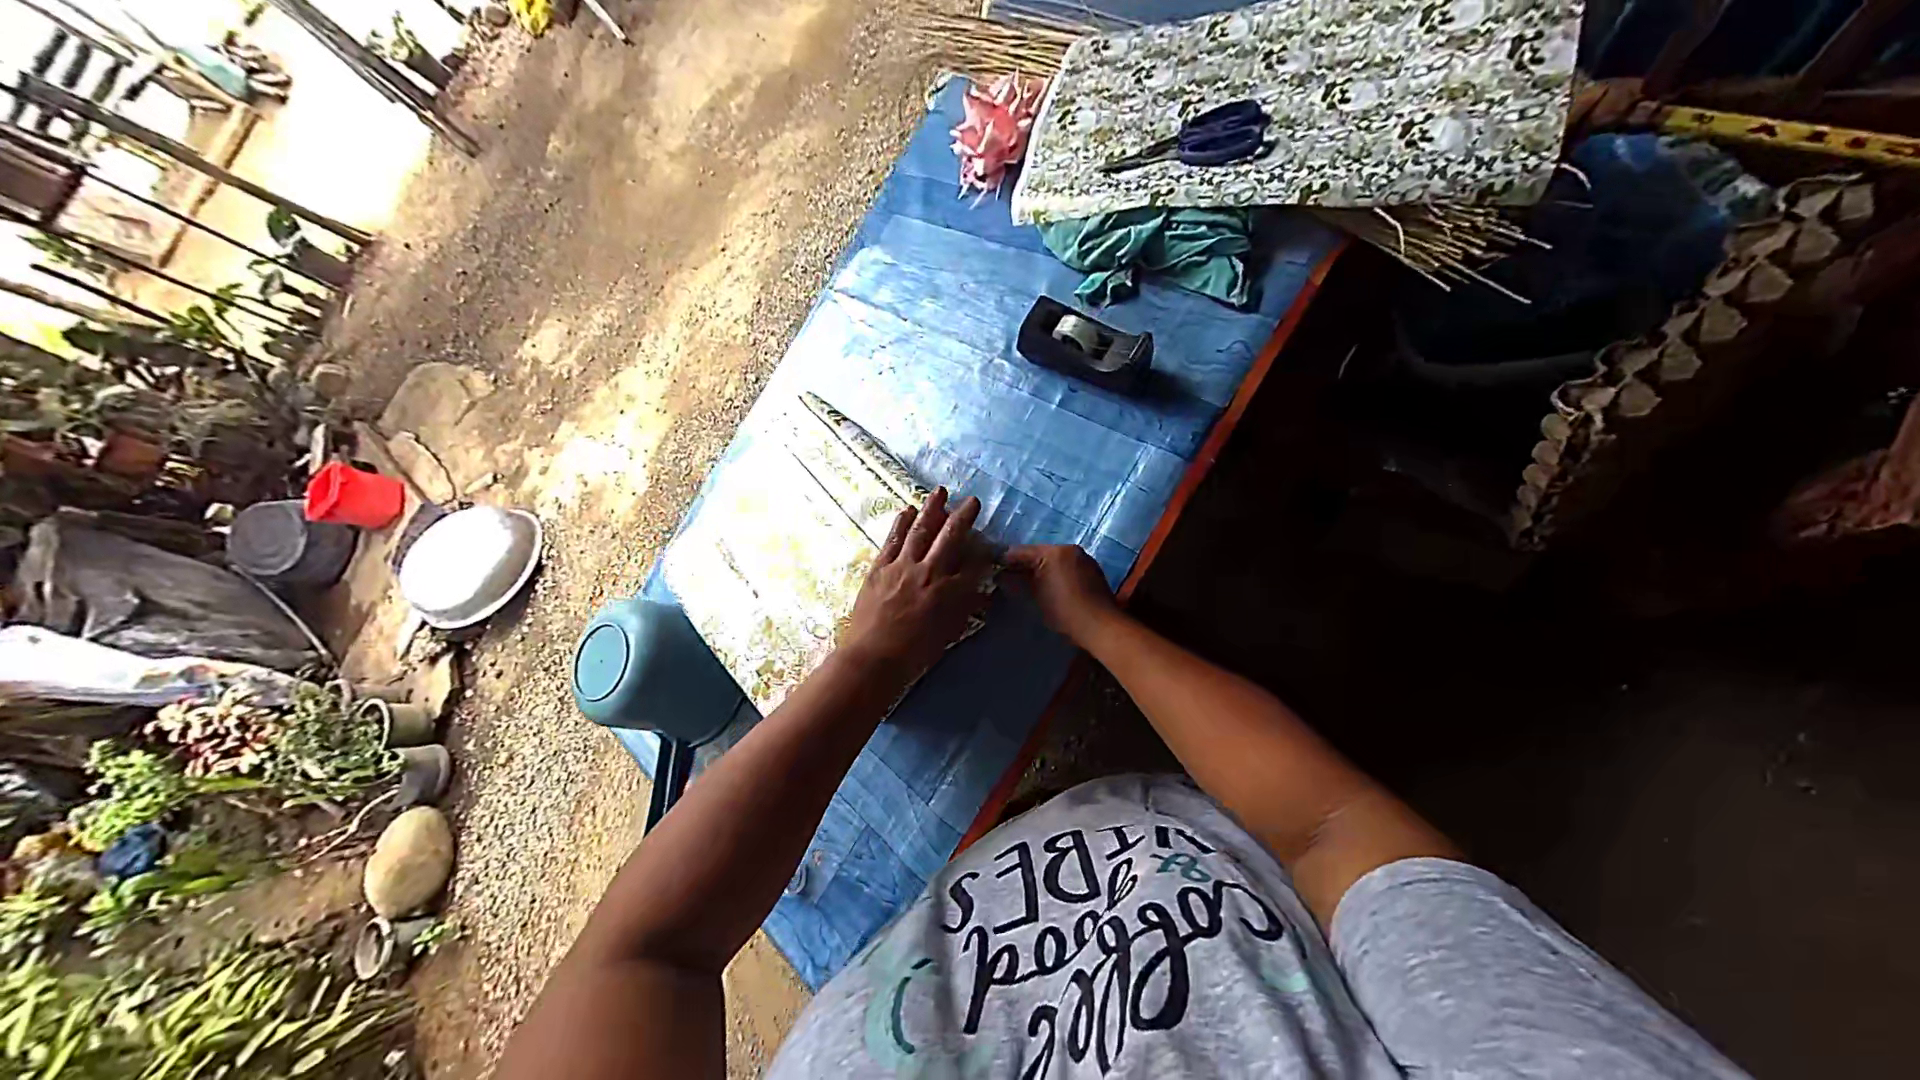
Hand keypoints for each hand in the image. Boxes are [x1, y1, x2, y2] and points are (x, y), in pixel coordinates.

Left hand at [843, 488, 992, 679]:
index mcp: (951, 592)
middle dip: (964, 517)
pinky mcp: (880, 568)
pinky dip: (901, 523)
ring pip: (921, 531)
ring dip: (932, 509)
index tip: (987, 544)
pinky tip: (907, 510)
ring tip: (940, 491)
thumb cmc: (915, 654)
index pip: (974, 564)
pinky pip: (893, 540)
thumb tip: (981, 594)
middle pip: (951, 537)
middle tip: (973, 501)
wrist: (873, 658)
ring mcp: (903, 567)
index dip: (983, 552)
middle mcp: (930, 573)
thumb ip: (965, 610)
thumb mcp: (949, 634)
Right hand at [1004, 544, 1118, 643]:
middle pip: (1039, 553)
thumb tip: (1001, 576)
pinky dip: (1056, 573)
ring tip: (1028, 585)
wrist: (1101, 626)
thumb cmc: (1064, 611)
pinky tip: (1050, 588)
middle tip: (1008, 578)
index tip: (993, 569)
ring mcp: (1083, 559)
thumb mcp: (1036, 597)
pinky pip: (1067, 566)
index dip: (1005, 560)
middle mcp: (1069, 549)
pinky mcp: (1092, 570)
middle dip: (1024, 565)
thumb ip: (1017, 582)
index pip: (1021, 551)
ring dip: (1041, 569)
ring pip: (1054, 560)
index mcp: (1054, 551)